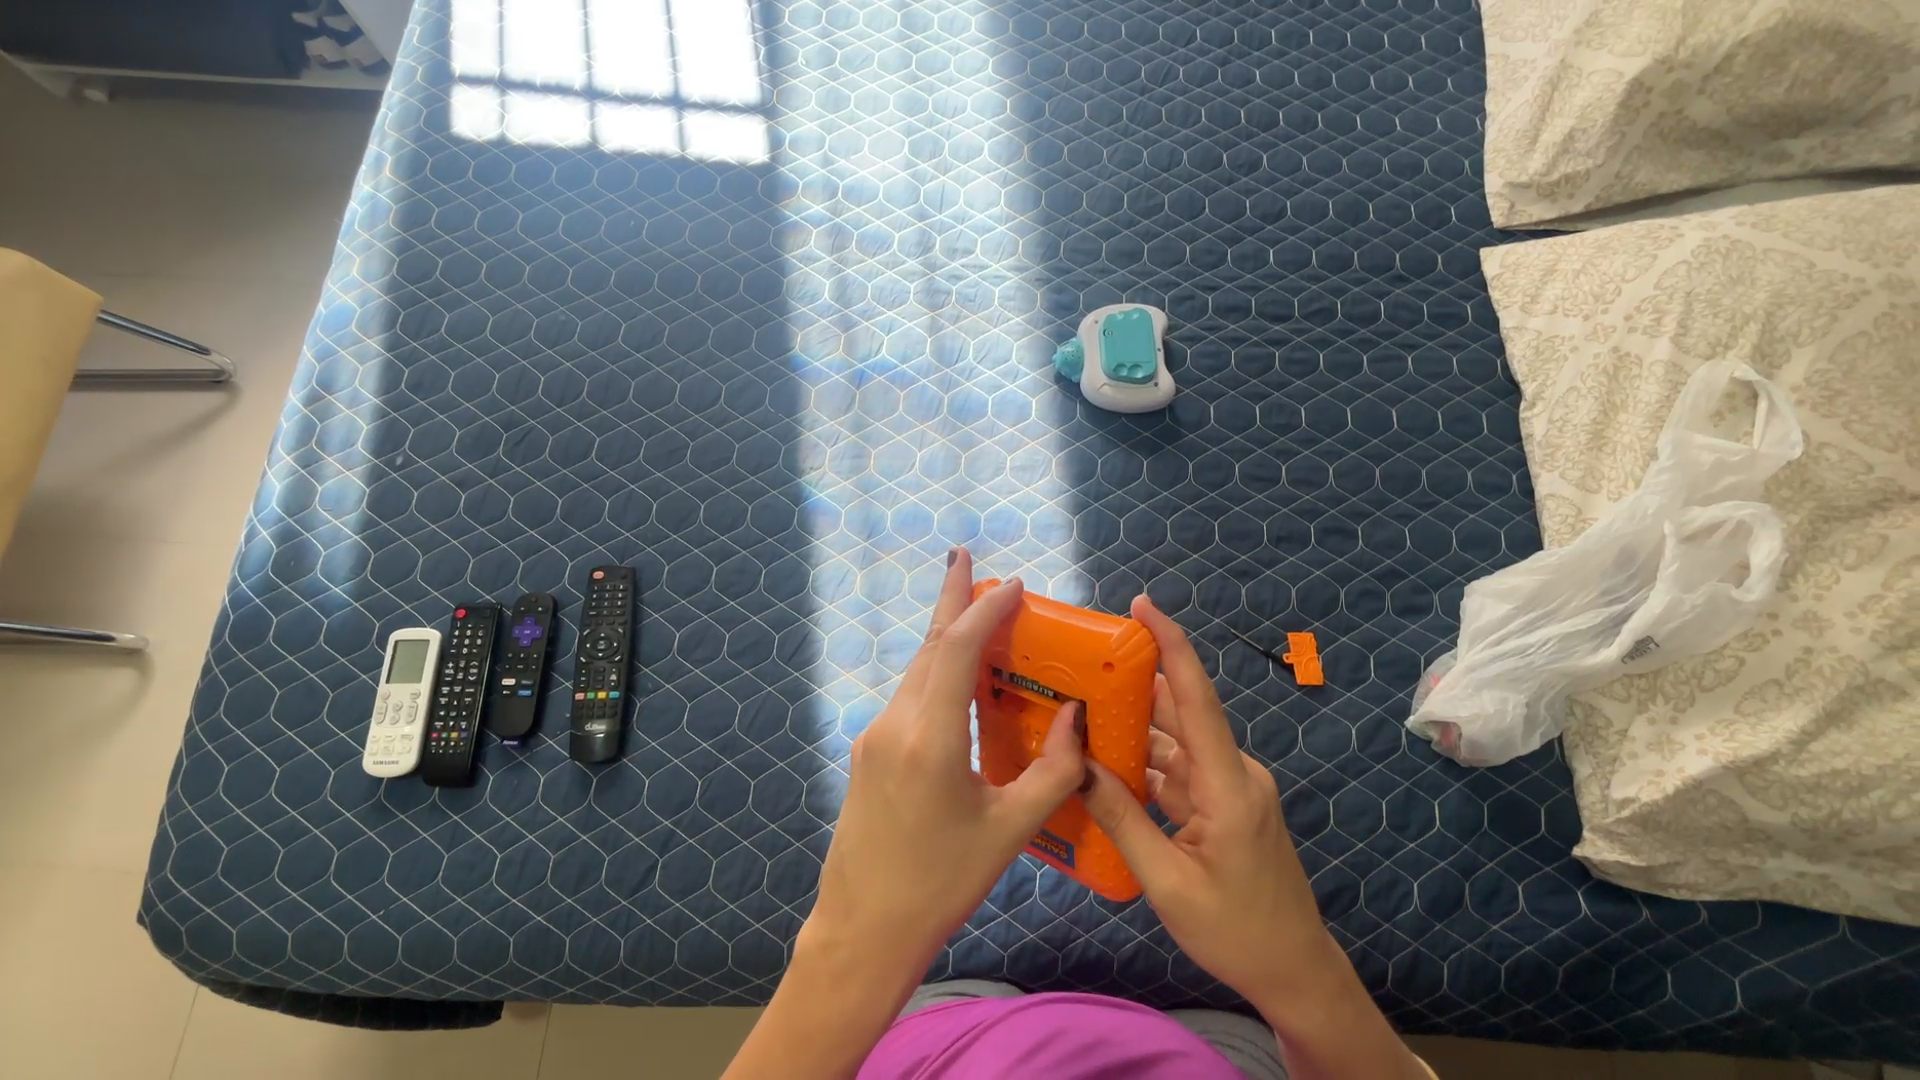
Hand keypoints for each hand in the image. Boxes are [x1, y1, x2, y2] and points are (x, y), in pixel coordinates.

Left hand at [804, 548, 1085, 969]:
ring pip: (915, 671)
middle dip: (952, 600)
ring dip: (943, 637)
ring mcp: (873, 737)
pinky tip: (955, 680)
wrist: (865, 928)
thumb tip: (1075, 720)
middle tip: (970, 561)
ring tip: (973, 612)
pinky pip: (907, 698)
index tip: (1012, 583)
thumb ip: (1053, 771)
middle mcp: (894, 725)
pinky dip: (934, 674)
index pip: (955, 649)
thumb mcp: (1009, 830)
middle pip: (928, 647)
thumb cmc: (943, 883)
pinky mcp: (866, 752)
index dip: (983, 609)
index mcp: (930, 739)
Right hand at [1079, 595, 1327, 1006]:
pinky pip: (1181, 771)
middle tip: (1083, 660)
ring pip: (1177, 743)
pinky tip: (1108, 760)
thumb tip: (1079, 765)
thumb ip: (1122, 818)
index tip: (1144, 605)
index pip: (1197, 700)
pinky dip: (1147, 763)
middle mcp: (1234, 774)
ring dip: (1136, 726)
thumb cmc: (1235, 931)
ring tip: (1083, 704)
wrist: (1295, 973)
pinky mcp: (1227, 807)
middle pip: (1181, 713)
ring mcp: (1233, 790)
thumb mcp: (1167, 881)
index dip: (1172, 646)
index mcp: (1228, 786)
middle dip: (1136, 681)